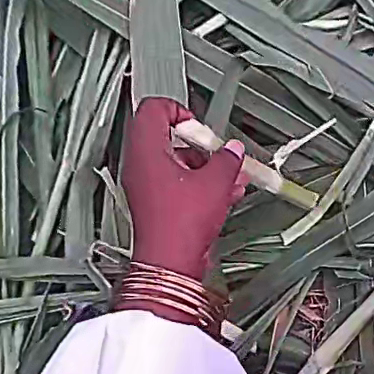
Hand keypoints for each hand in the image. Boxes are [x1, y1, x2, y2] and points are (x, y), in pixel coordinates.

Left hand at [122, 98, 244, 278]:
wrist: (171, 263)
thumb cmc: (180, 225)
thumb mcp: (215, 184)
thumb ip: (227, 161)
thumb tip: (233, 151)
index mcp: (146, 150)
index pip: (153, 109)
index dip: (178, 110)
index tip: (198, 125)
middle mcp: (141, 166)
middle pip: (168, 138)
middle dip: (200, 146)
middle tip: (219, 153)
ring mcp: (146, 187)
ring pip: (177, 164)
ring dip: (205, 168)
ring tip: (231, 178)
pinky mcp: (156, 206)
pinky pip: (178, 185)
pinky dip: (200, 185)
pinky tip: (225, 195)